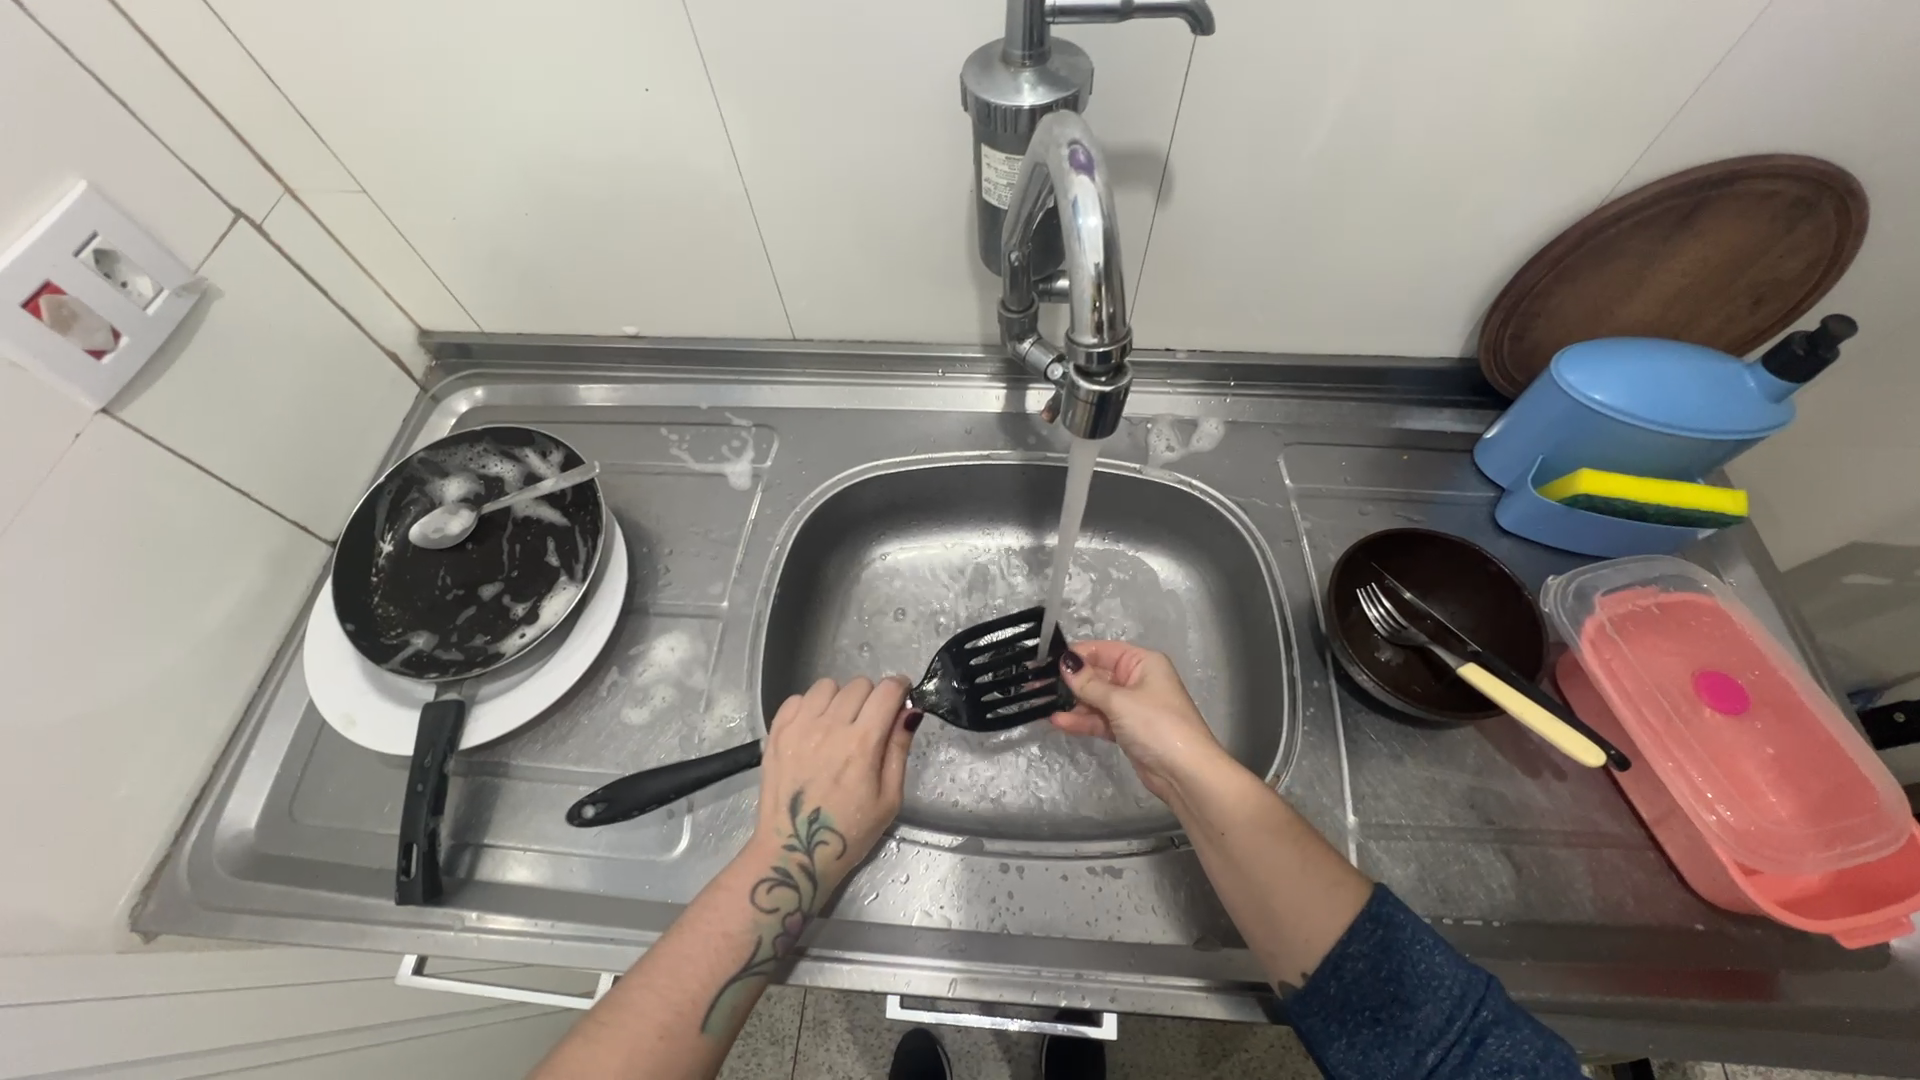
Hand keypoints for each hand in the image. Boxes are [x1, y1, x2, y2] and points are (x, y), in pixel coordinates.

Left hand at [750, 677, 919, 889]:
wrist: (794, 852)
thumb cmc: (849, 831)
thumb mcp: (889, 799)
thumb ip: (899, 749)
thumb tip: (910, 711)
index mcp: (861, 744)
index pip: (886, 691)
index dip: (899, 688)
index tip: (901, 698)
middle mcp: (829, 727)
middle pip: (860, 684)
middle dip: (873, 697)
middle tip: (871, 722)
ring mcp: (799, 728)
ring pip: (828, 685)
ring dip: (841, 698)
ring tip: (841, 724)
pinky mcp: (777, 733)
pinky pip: (798, 698)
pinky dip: (811, 706)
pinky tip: (815, 729)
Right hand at [1051, 641, 1227, 800]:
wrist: (1185, 772)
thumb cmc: (1157, 725)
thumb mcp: (1119, 701)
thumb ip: (1088, 683)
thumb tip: (1065, 663)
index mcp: (1143, 663)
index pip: (1103, 650)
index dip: (1077, 655)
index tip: (1047, 661)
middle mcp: (1138, 680)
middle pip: (1098, 674)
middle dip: (1071, 681)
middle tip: (1037, 684)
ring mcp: (1132, 707)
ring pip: (1096, 699)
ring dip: (1073, 703)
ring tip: (1041, 704)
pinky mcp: (1127, 730)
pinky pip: (1100, 719)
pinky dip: (1082, 720)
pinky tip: (1060, 721)